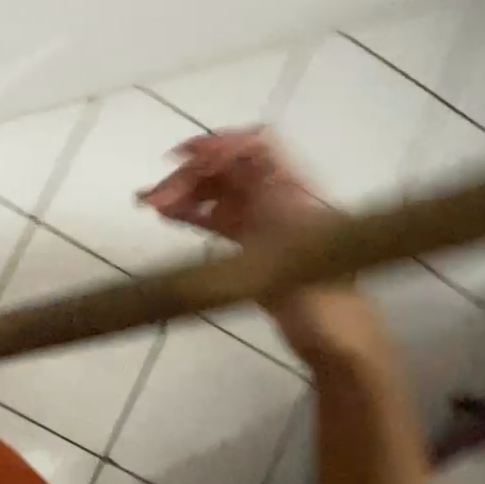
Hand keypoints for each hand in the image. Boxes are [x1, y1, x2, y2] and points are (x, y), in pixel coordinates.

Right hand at [138, 129, 385, 362]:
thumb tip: (238, 172)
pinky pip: (216, 218)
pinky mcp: (251, 244)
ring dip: (183, 192)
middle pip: (228, 168)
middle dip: (189, 176)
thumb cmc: (324, 292)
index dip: (219, 144)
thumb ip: (266, 200)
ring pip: (217, 192)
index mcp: (295, 188)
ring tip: (148, 204)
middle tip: (152, 200)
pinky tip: (165, 215)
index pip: (257, 147)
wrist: (337, 339)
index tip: (181, 157)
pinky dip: (190, 213)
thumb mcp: (294, 244)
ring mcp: (263, 220)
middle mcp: (278, 196)